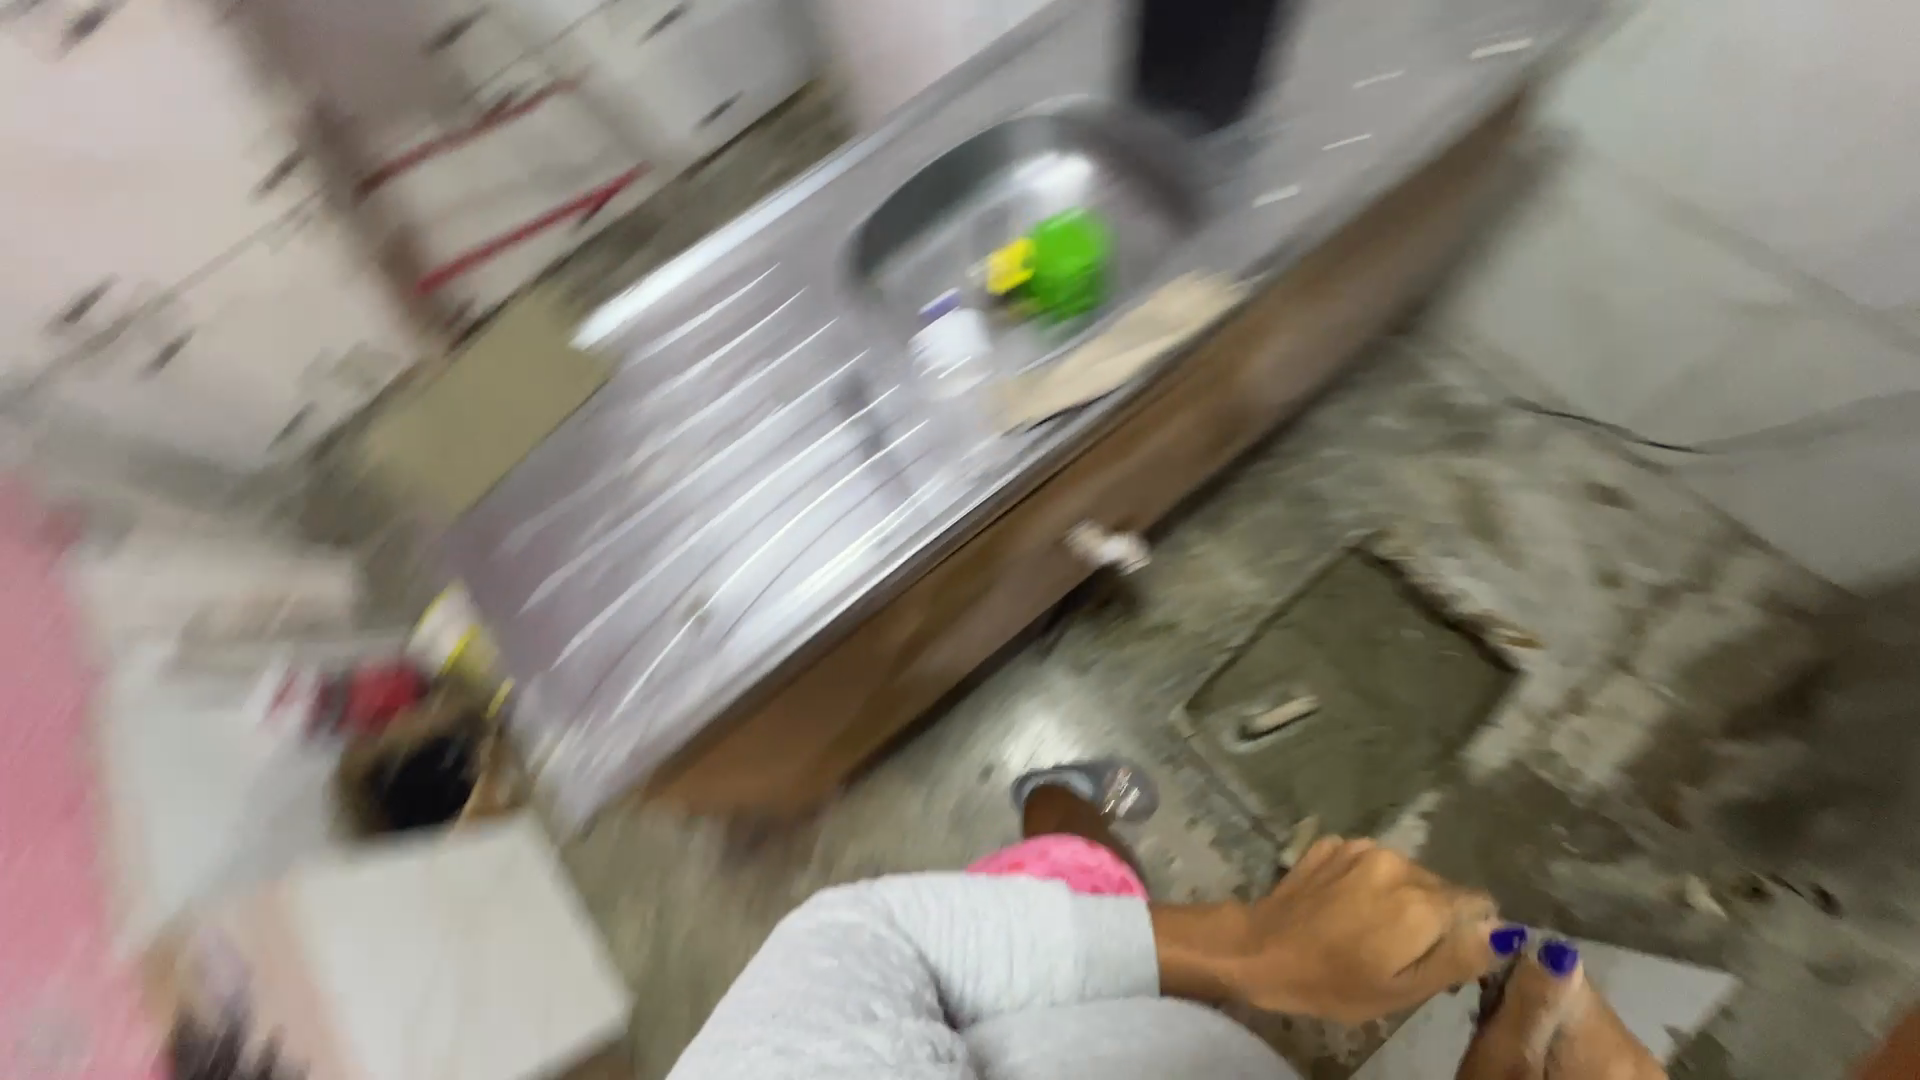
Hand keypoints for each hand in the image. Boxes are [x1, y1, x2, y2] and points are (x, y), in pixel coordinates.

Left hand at [1154, 836, 1505, 1022]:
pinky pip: (1366, 861)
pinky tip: (1342, 905)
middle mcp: (1393, 861)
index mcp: (1419, 901)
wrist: (1261, 948)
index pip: (1476, 903)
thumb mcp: (1404, 989)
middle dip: (1433, 914)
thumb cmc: (1333, 982)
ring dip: (1398, 894)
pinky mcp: (1328, 843)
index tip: (1445, 955)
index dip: (1468, 932)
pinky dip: (1364, 880)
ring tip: (1369, 927)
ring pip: (1402, 870)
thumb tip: (1505, 931)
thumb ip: (1458, 957)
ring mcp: (1356, 846)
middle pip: (1438, 886)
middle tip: (1402, 948)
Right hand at [1458, 940, 1665, 1079]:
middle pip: (1576, 1000)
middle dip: (1534, 1006)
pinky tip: (1543, 1074)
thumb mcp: (1504, 1061)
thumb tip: (1555, 946)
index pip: (1560, 969)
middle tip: (1498, 1035)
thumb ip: (1530, 1003)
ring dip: (1549, 1031)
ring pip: (1587, 1026)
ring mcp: (1647, 1079)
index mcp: (1611, 1043)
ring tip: (1519, 1061)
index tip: (1487, 994)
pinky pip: (1600, 1054)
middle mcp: (1644, 1058)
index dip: (1517, 972)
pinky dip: (1568, 1056)